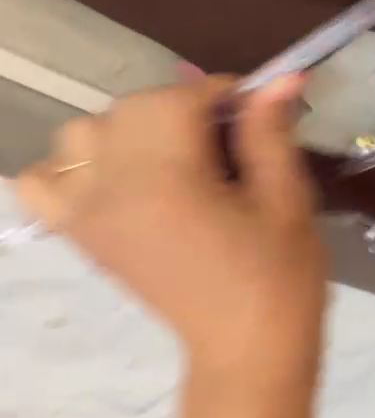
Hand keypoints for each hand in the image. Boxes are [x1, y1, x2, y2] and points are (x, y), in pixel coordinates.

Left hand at [18, 76, 328, 388]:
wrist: (247, 337)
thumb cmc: (282, 268)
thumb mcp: (288, 198)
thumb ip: (271, 135)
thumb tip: (281, 79)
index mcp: (165, 182)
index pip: (171, 101)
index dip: (220, 91)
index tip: (263, 105)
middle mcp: (107, 191)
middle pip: (126, 111)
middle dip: (182, 107)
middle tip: (236, 131)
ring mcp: (82, 213)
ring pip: (81, 136)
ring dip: (132, 128)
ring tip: (183, 152)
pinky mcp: (77, 231)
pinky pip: (44, 179)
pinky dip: (79, 164)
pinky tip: (129, 176)